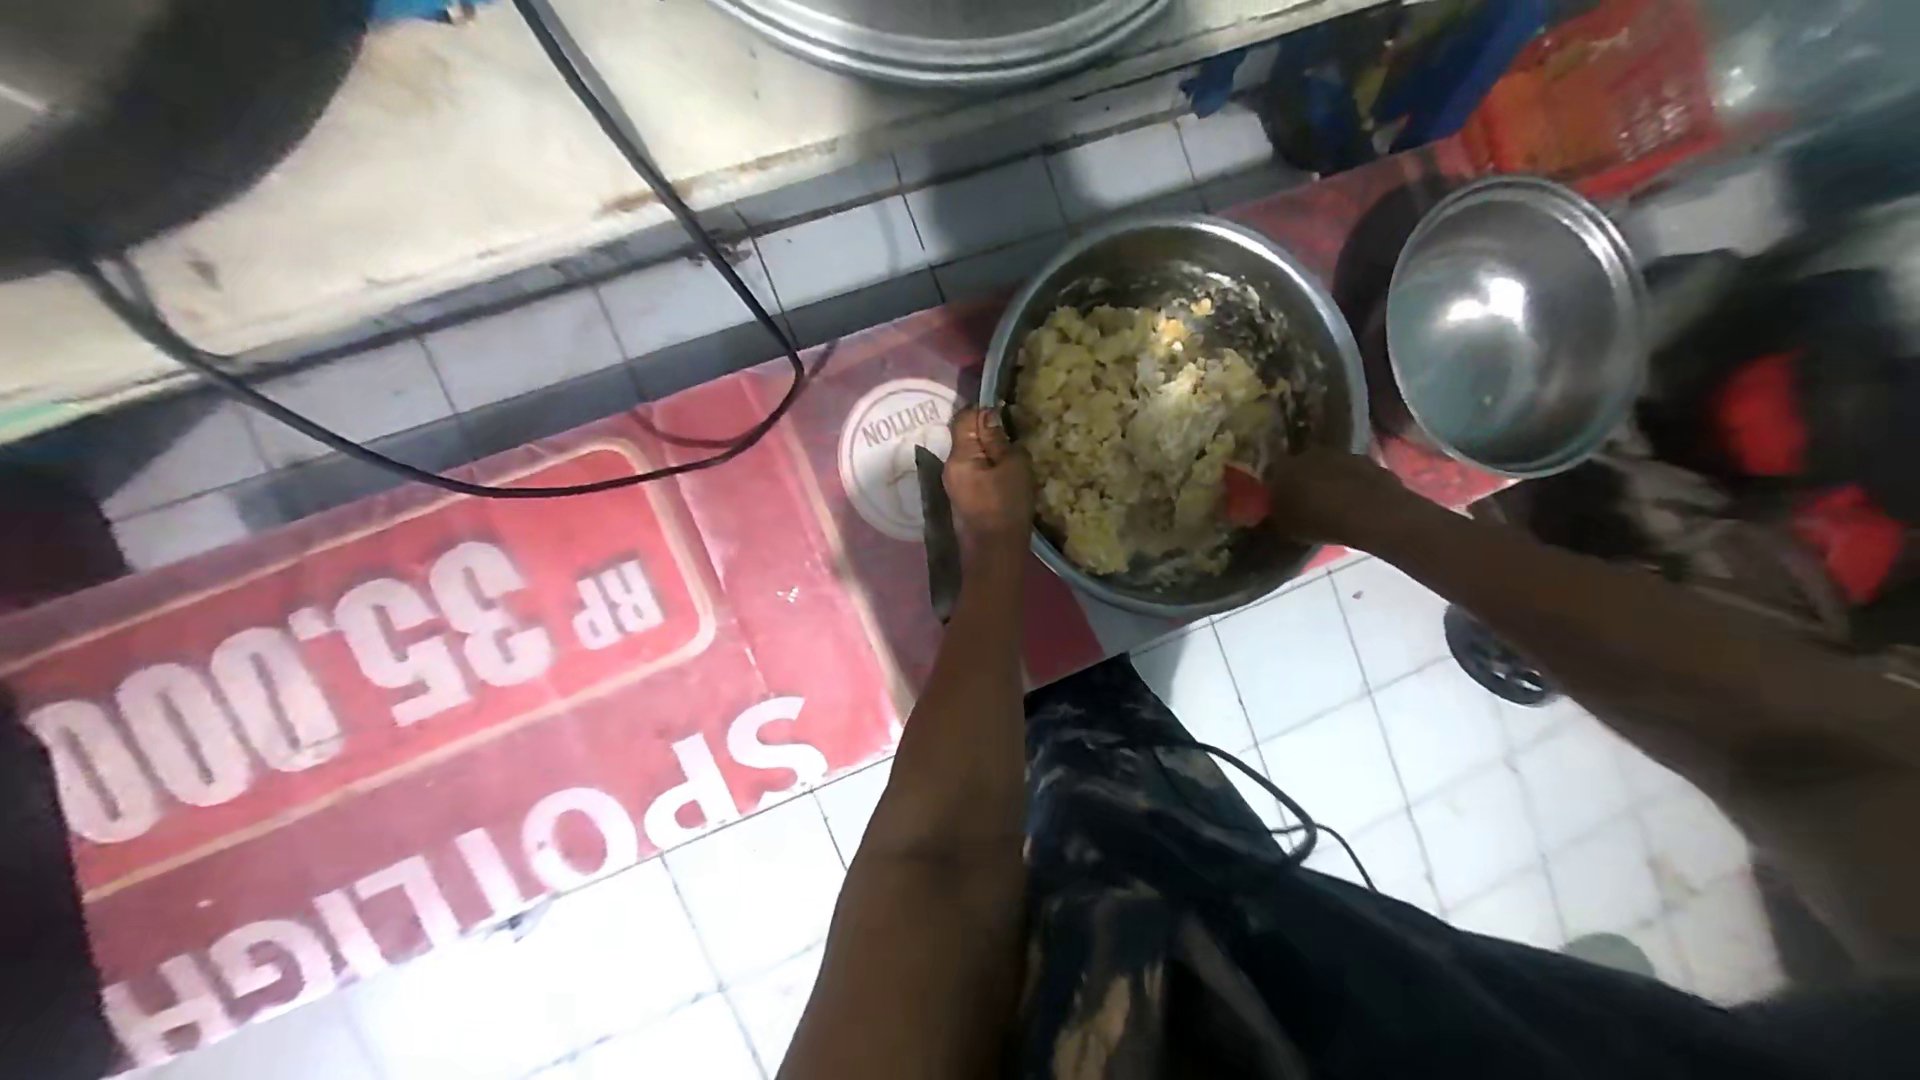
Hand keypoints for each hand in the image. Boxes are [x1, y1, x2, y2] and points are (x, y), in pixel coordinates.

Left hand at [944, 406, 1033, 559]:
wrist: (996, 551)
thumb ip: (999, 439)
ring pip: (970, 456)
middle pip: (965, 437)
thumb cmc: (1007, 505)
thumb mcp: (1013, 466)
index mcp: (959, 456)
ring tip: (1011, 460)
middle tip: (1012, 440)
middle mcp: (949, 466)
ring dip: (988, 453)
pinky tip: (1004, 478)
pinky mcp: (962, 498)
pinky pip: (973, 472)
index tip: (1004, 416)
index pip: (964, 418)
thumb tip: (988, 416)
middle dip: (987, 434)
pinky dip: (987, 469)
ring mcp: (953, 484)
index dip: (983, 411)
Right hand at [1262, 446, 1405, 544]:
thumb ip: (1278, 514)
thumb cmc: (1318, 521)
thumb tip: (1277, 510)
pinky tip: (1356, 503)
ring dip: (1330, 480)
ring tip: (1334, 502)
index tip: (1280, 499)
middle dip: (1304, 479)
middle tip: (1306, 499)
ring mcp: (1342, 455)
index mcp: (1284, 468)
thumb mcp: (1286, 526)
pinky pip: (1354, 474)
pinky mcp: (1369, 462)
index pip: (1272, 472)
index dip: (1276, 485)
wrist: (1370, 513)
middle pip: (1303, 465)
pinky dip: (1353, 485)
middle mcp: (1310, 454)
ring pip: (1330, 467)